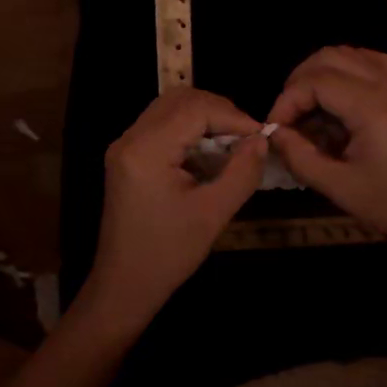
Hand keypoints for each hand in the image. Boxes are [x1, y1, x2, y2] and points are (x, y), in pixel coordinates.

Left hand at [86, 88, 266, 322]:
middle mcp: (130, 139)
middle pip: (181, 99)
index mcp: (146, 151)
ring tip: (234, 143)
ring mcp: (125, 146)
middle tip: (248, 137)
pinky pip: (163, 125)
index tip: (261, 136)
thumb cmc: (168, 254)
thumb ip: (242, 171)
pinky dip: (191, 129)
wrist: (125, 286)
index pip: (195, 109)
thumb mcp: (214, 214)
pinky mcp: (128, 156)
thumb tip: (262, 139)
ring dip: (206, 117)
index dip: (233, 116)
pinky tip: (211, 153)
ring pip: (172, 108)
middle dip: (220, 111)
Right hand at [266, 47, 386, 246]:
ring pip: (351, 53)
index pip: (317, 81)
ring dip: (321, 72)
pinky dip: (347, 70)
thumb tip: (274, 134)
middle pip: (331, 56)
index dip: (287, 101)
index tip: (276, 129)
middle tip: (287, 116)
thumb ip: (301, 157)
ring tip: (307, 107)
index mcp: (373, 108)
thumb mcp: (340, 188)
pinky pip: (371, 63)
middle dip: (299, 82)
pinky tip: (337, 99)